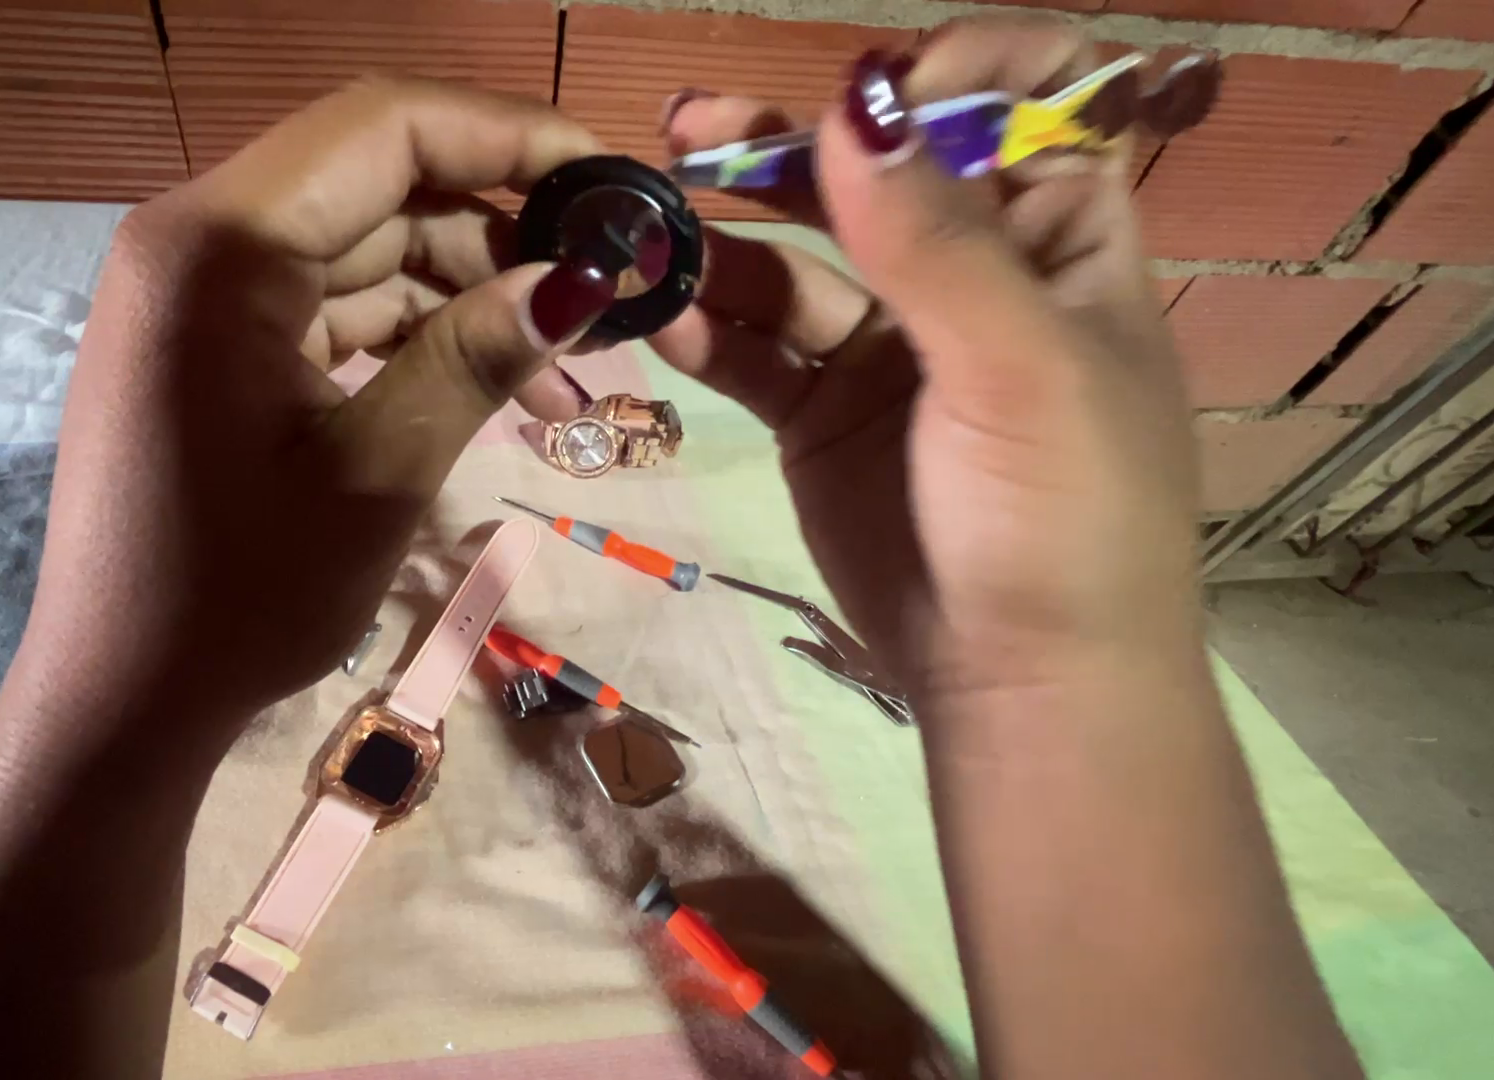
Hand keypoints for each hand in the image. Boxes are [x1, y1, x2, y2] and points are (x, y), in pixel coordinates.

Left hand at [25, 78, 620, 724]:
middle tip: (594, 296)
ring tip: (558, 370)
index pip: (384, 126)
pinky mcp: (221, 350)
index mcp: (218, 248)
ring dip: (466, 300)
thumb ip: (475, 357)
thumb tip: (578, 283)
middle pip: (378, 187)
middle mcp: (199, 243)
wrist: (130, 694)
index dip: (509, 137)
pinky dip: (416, 338)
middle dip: (497, 236)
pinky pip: (337, 311)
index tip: (603, 182)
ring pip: (366, 253)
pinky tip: (488, 384)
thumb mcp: (378, 471)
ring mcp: (206, 299)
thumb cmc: (243, 595)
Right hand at [653, 20, 1202, 700]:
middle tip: (685, 130)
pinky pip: (755, 358)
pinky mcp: (817, 415)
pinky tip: (665, 324)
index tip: (865, 97)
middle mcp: (960, 283)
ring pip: (790, 273)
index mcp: (1054, 243)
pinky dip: (710, 339)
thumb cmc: (1057, 517)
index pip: (1020, 103)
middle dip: (782, 153)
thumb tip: (858, 100)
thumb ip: (933, 238)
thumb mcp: (1016, 368)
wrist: (1010, 670)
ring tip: (648, 241)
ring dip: (721, 255)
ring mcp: (878, 352)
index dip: (947, 77)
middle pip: (868, 184)